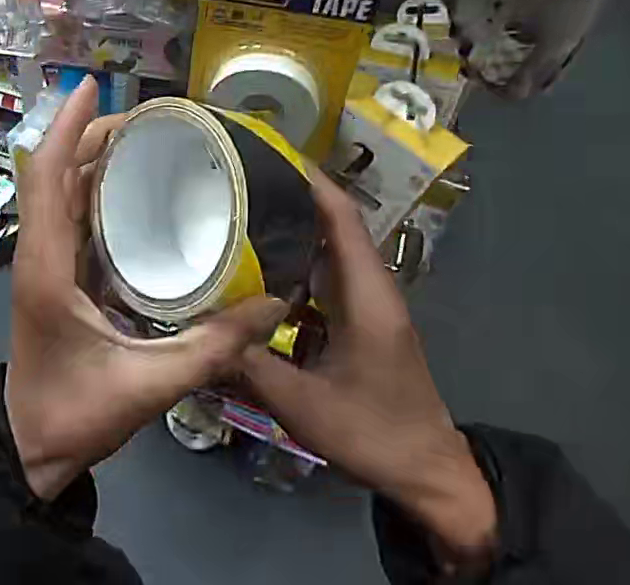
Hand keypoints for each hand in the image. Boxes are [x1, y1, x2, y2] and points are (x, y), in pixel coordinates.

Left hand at [5, 77, 288, 499]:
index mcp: (46, 266)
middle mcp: (41, 250)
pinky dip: (100, 185)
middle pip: (57, 172)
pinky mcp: (60, 270)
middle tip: (151, 117)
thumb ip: (212, 349)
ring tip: (149, 137)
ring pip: (64, 188)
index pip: (47, 177)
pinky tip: (140, 185)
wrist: (32, 445)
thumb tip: (273, 303)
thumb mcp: (148, 387)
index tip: (92, 86)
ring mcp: (48, 259)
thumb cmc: (76, 413)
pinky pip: (75, 211)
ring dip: (95, 155)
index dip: (67, 127)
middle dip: (95, 134)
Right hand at [240, 174, 497, 556]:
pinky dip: (297, 259)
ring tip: (244, 212)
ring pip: (330, 247)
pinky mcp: (361, 317)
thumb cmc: (374, 433)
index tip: (271, 155)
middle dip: (293, 196)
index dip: (311, 182)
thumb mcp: (305, 405)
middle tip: (241, 180)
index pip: (343, 218)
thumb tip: (202, 331)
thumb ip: (252, 365)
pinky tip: (262, 265)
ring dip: (294, 226)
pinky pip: (327, 272)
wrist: (428, 473)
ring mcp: (368, 302)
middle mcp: (371, 286)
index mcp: (367, 294)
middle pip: (335, 223)